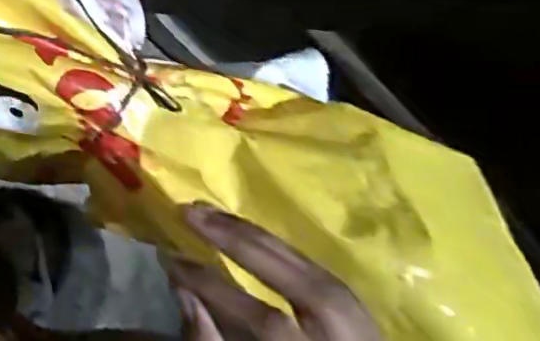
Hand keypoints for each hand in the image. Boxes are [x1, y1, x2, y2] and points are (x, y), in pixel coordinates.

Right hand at [168, 204, 381, 340]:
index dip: (217, 289)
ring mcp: (368, 337)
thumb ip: (211, 340)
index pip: (271, 322)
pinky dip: (285, 251)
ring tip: (209, 211)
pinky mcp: (367, 325)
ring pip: (323, 278)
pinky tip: (248, 232)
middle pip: (311, 291)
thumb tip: (179, 287)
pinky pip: (329, 280)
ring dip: (262, 238)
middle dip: (245, 244)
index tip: (172, 260)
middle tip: (188, 211)